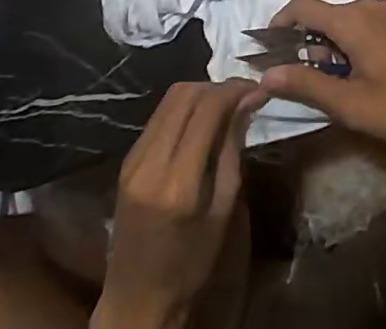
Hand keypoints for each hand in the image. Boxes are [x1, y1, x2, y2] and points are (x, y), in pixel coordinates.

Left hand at [92, 79, 264, 328]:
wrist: (137, 298)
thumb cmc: (191, 261)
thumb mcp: (224, 207)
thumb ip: (232, 148)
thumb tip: (249, 101)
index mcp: (178, 180)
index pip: (207, 108)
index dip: (235, 89)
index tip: (258, 88)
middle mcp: (149, 162)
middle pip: (185, 94)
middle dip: (218, 86)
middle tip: (244, 95)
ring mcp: (132, 159)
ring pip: (169, 100)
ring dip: (201, 92)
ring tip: (226, 105)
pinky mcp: (127, 161)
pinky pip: (159, 117)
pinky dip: (185, 108)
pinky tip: (202, 121)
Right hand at [258, 0, 385, 153]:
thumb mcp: (350, 104)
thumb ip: (306, 85)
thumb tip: (266, 74)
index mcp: (355, 20)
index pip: (303, 7)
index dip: (277, 25)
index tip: (264, 53)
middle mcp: (371, 7)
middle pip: (323, 15)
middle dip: (303, 43)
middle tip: (297, 82)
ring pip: (344, 22)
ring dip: (328, 46)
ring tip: (329, 85)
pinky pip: (365, 25)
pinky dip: (349, 44)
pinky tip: (356, 75)